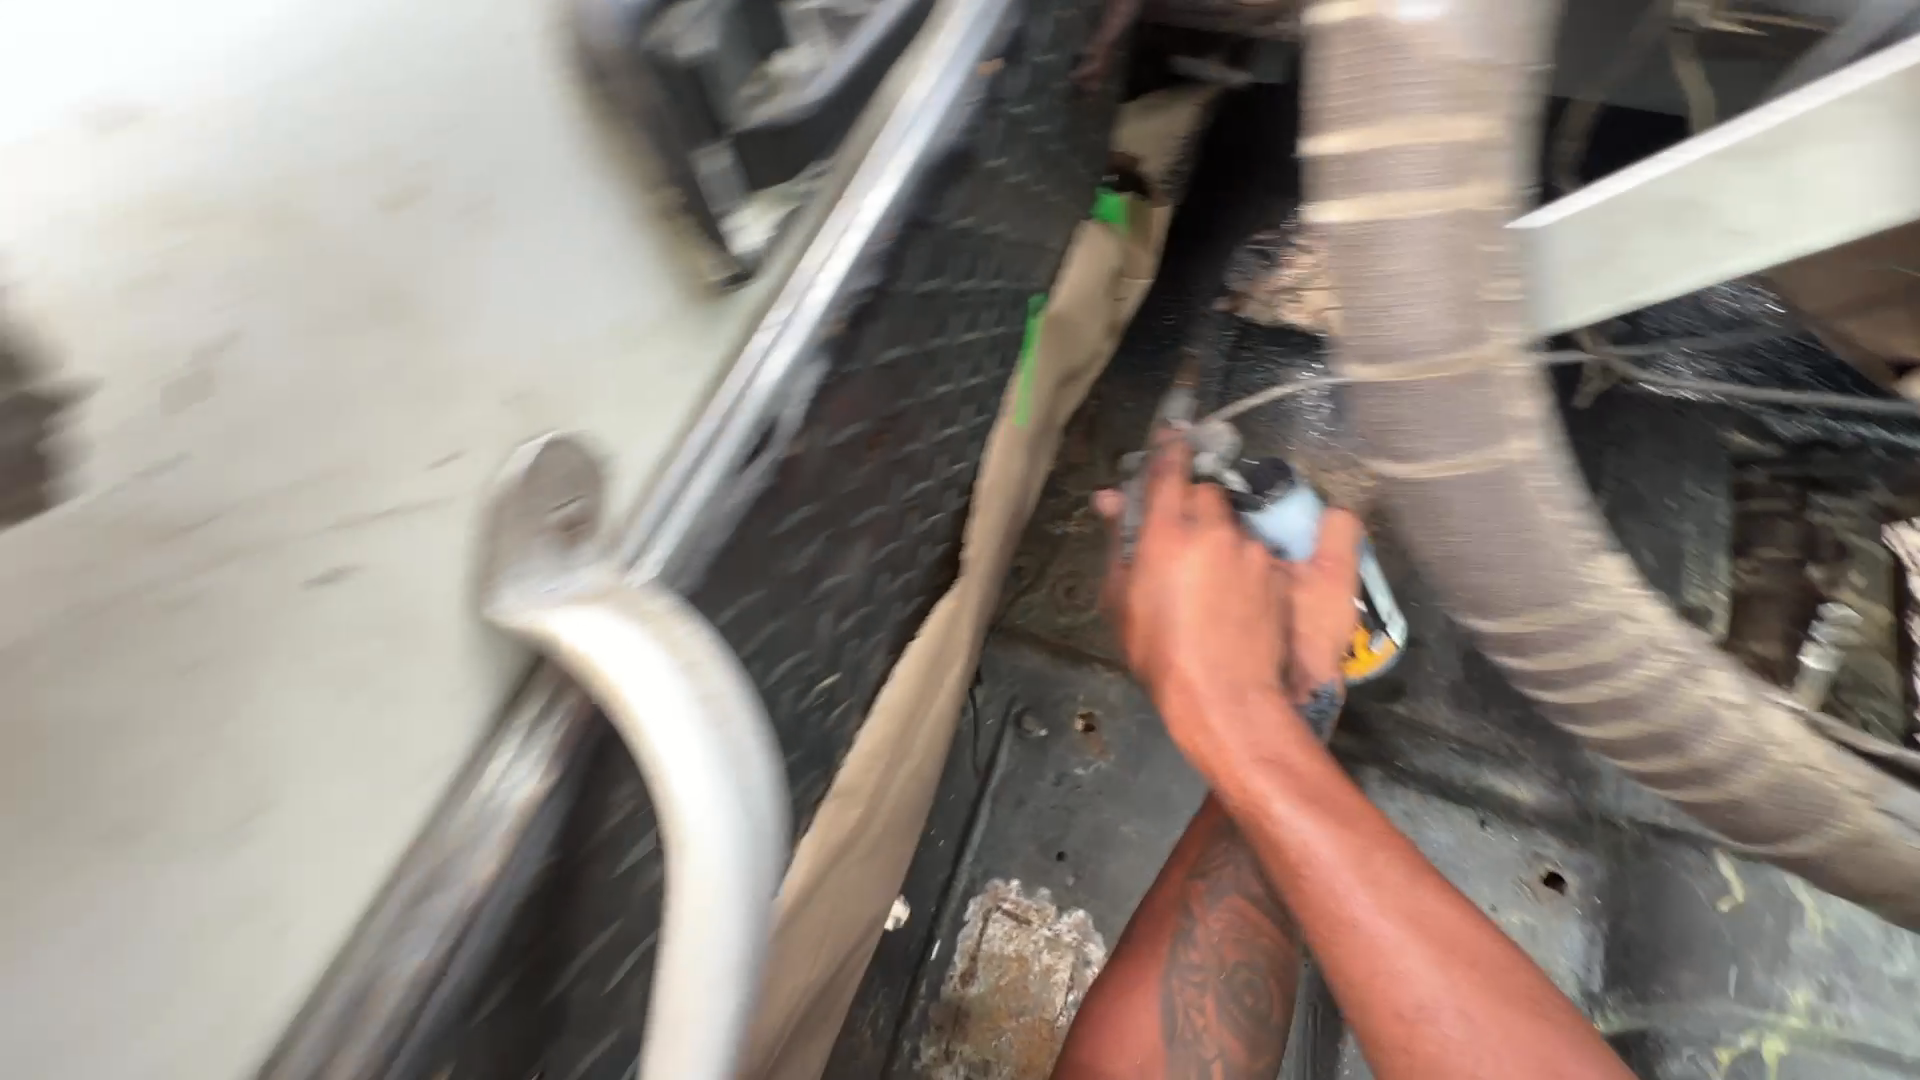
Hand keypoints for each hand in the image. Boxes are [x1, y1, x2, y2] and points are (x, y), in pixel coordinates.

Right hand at [1093, 431, 1364, 769]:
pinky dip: (1243, 560)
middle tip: (1183, 537)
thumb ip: (1119, 542)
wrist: (1223, 695)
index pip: (1168, 470)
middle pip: (1206, 491)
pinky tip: (1234, 594)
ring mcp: (1250, 549)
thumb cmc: (1158, 653)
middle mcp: (1211, 530)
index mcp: (1166, 534)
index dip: (1168, 448)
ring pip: (1234, 522)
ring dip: (1220, 535)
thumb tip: (1110, 500)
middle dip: (1195, 503)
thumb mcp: (1119, 599)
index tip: (1172, 431)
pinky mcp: (1277, 572)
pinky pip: (1256, 550)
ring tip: (1210, 576)